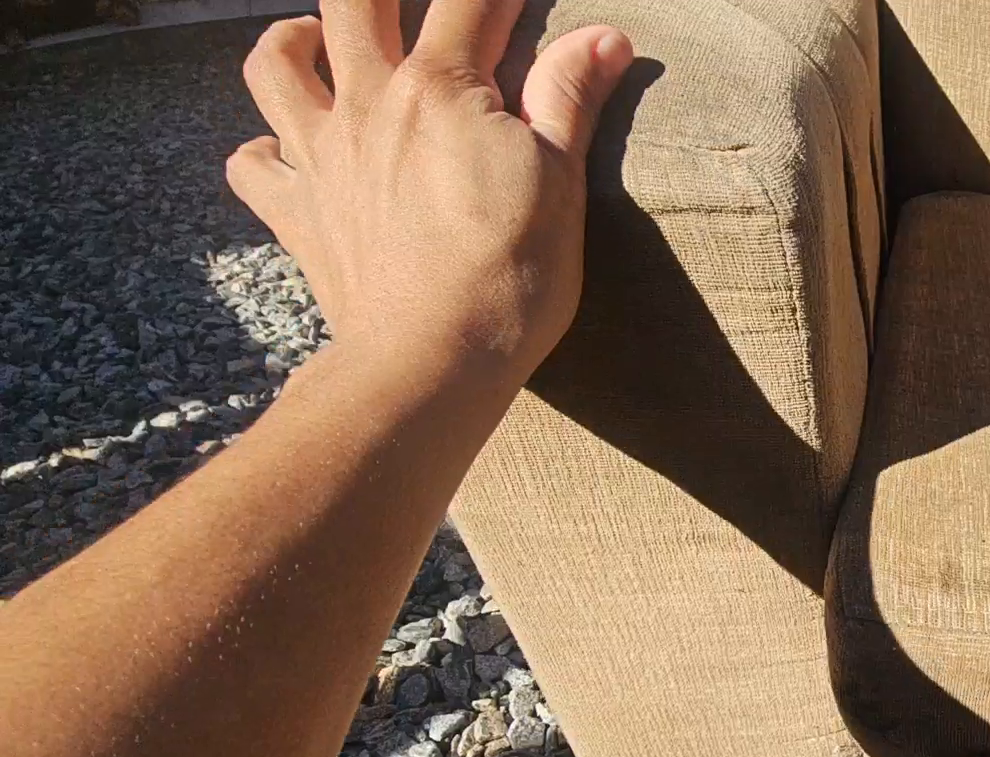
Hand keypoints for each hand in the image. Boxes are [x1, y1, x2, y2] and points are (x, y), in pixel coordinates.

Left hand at [228, 0, 633, 385]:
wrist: (437, 357)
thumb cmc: (513, 274)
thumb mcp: (562, 184)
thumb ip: (572, 100)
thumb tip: (605, 36)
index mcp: (441, 91)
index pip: (467, 6)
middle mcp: (368, 102)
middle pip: (351, 3)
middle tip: (413, 8)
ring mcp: (320, 154)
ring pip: (275, 63)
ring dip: (295, 39)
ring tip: (318, 42)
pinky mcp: (297, 211)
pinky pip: (253, 161)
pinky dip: (265, 146)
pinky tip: (289, 152)